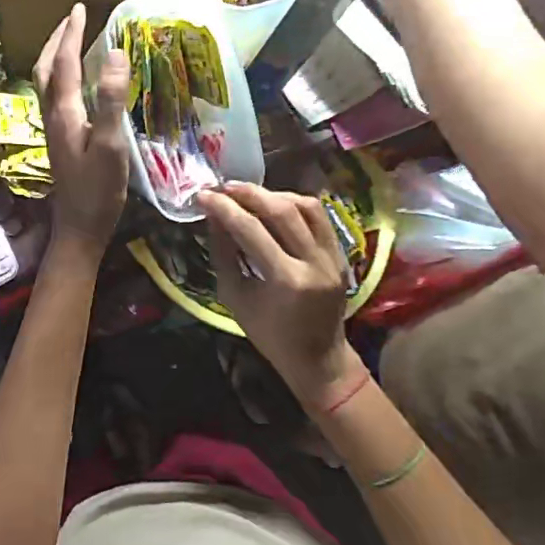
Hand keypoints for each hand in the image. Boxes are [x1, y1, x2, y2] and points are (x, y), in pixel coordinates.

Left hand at [34, 3, 128, 255]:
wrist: (79, 227)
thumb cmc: (98, 190)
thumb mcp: (111, 145)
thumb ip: (112, 100)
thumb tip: (115, 54)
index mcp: (64, 112)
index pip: (66, 62)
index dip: (73, 34)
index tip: (81, 8)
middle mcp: (53, 115)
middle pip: (47, 68)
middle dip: (58, 39)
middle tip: (73, 18)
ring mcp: (53, 128)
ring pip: (46, 82)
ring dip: (56, 56)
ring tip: (70, 41)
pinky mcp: (59, 140)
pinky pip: (54, 95)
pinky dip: (62, 76)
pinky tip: (75, 83)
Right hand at [198, 183, 362, 405]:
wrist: (317, 357)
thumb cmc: (270, 335)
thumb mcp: (235, 297)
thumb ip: (223, 253)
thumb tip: (213, 216)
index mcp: (286, 280)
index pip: (251, 230)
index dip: (224, 208)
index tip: (203, 195)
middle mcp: (315, 262)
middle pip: (282, 211)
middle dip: (248, 193)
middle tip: (223, 187)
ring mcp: (333, 256)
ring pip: (305, 206)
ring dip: (273, 194)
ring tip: (247, 195)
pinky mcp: (341, 253)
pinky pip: (320, 216)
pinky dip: (294, 203)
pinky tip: (274, 204)